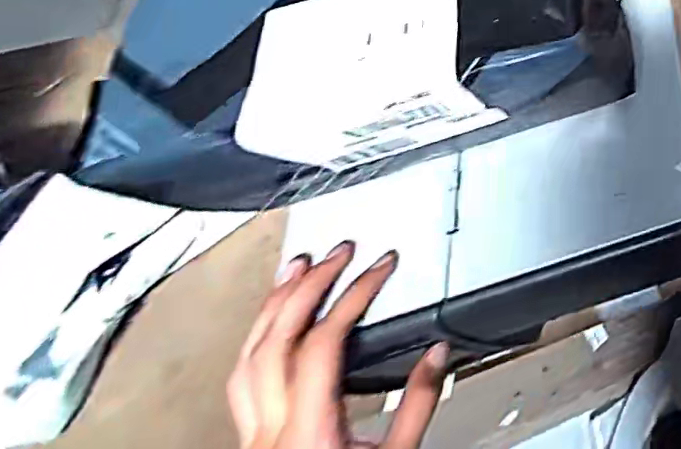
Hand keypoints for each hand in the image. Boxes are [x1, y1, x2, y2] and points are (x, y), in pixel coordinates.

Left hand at [229, 243, 446, 448]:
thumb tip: (436, 352)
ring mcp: (250, 439)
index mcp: (306, 433)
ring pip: (246, 360)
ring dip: (275, 306)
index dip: (355, 293)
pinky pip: (243, 378)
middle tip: (341, 251)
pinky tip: (280, 320)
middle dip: (308, 287)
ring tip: (299, 269)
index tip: (383, 264)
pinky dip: (262, 337)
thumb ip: (417, 404)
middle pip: (274, 343)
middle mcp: (267, 434)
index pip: (324, 342)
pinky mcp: (250, 442)